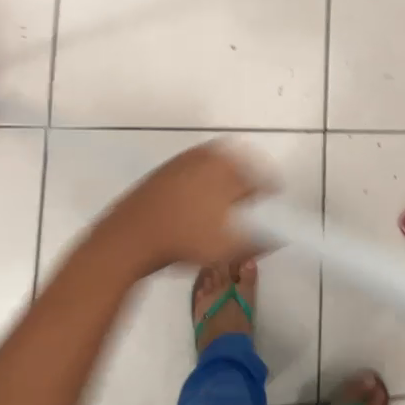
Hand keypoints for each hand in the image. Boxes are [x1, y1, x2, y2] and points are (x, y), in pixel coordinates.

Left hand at [88, 141, 268, 278]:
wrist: (126, 240)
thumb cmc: (183, 241)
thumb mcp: (229, 249)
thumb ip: (261, 241)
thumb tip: (278, 237)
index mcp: (228, 167)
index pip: (262, 178)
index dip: (269, 197)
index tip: (268, 213)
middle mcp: (207, 155)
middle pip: (239, 170)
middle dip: (246, 189)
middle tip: (246, 212)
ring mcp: (183, 161)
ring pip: (215, 171)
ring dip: (222, 188)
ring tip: (220, 214)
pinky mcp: (164, 171)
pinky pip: (193, 176)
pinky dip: (200, 189)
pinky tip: (193, 213)